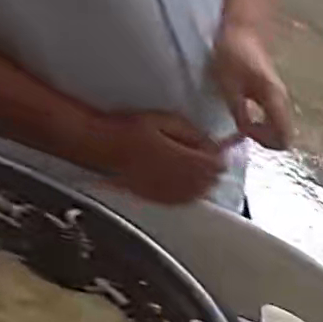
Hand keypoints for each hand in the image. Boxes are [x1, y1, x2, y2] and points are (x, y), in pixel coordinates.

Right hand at [86, 111, 227, 204]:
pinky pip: (189, 198)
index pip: (220, 163)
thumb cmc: (129, 130)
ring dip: (201, 178)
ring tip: (184, 164)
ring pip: (204, 190)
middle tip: (196, 153)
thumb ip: (190, 131)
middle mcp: (190, 183)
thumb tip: (209, 140)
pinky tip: (177, 177)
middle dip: (209, 166)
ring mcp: (180, 194)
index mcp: (191, 162)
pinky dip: (189, 189)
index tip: (207, 145)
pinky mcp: (168, 201)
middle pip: (214, 178)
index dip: (216, 153)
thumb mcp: (162, 120)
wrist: (103, 148)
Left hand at [210, 22, 293, 149]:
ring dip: (267, 134)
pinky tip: (252, 117)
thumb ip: (239, 111)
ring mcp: (284, 102)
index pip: (282, 136)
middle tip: (246, 130)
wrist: (242, 33)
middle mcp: (284, 104)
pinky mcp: (279, 100)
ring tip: (247, 124)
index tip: (245, 129)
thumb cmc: (233, 54)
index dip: (264, 140)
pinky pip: (279, 123)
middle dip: (267, 141)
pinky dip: (268, 127)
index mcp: (275, 99)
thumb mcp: (228, 83)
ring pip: (284, 132)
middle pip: (286, 138)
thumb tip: (244, 132)